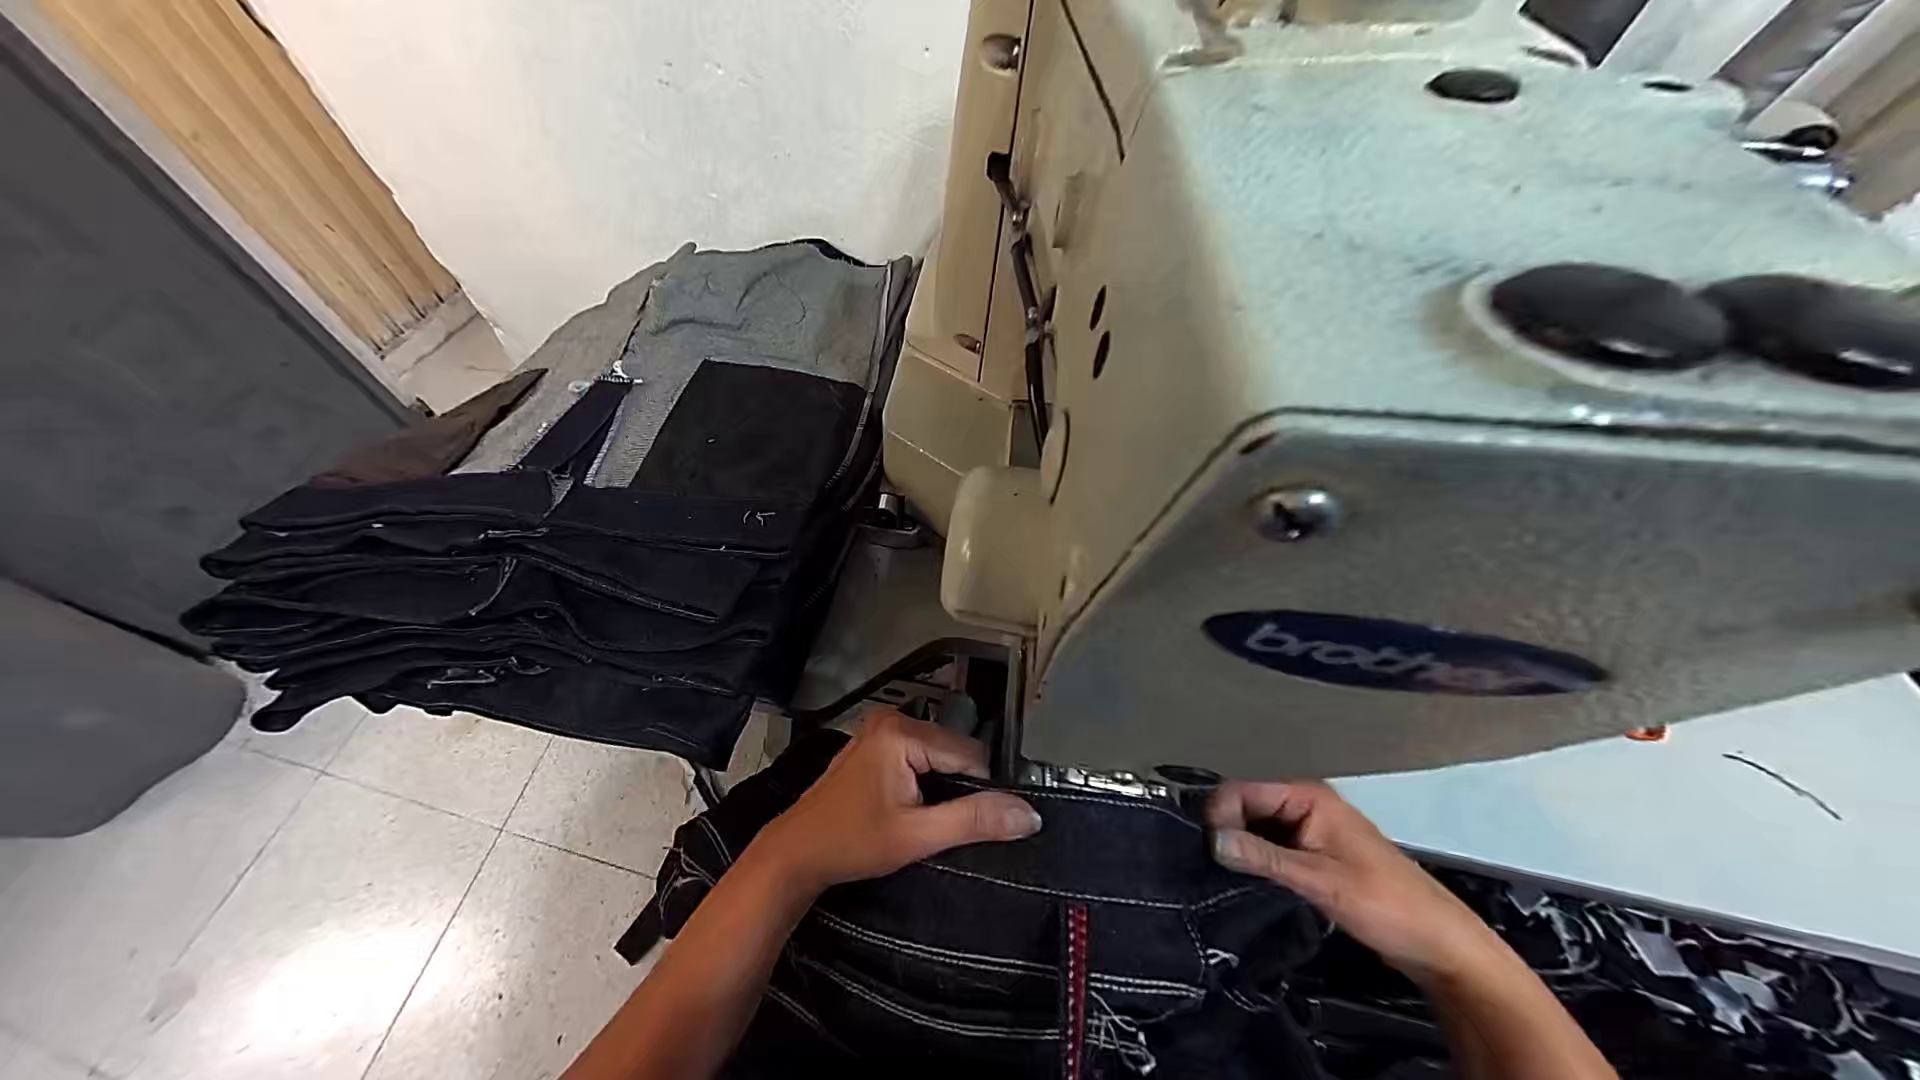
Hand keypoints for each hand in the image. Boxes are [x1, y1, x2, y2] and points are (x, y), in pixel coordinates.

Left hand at [748, 709, 1041, 895]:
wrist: (795, 853)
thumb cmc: (851, 843)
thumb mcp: (916, 836)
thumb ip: (973, 820)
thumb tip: (1029, 814)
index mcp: (902, 731)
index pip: (970, 754)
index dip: (978, 790)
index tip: (969, 822)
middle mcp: (893, 718)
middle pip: (953, 751)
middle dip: (957, 787)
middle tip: (939, 822)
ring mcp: (881, 727)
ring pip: (938, 755)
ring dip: (941, 785)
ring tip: (924, 816)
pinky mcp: (875, 741)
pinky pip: (919, 755)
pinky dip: (924, 779)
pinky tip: (910, 805)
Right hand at [1207, 780, 1504, 984]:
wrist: (1440, 945)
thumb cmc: (1385, 904)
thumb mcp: (1319, 880)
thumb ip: (1263, 857)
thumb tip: (1210, 839)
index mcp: (1307, 796)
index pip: (1242, 791)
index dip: (1220, 815)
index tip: (1206, 849)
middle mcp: (1305, 803)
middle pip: (1246, 806)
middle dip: (1226, 830)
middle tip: (1208, 863)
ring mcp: (1310, 827)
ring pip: (1256, 827)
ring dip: (1240, 846)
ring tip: (1220, 872)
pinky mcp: (1312, 851)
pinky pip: (1270, 844)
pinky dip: (1255, 857)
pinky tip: (1244, 877)